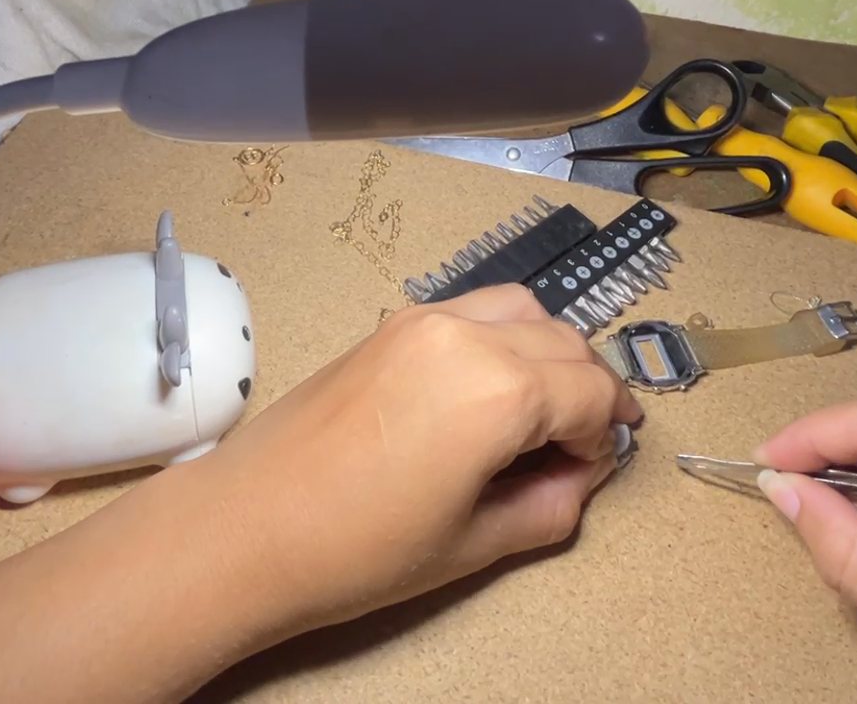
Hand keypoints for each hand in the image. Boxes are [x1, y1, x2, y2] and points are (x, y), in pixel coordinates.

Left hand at [179, 284, 640, 639]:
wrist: (253, 521)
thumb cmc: (361, 548)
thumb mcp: (474, 544)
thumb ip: (549, 505)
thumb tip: (578, 476)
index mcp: (496, 389)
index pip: (591, 392)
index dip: (604, 435)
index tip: (589, 470)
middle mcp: (466, 335)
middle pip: (564, 341)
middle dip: (586, 389)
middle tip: (577, 442)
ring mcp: (424, 319)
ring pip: (522, 309)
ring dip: (548, 350)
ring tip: (540, 405)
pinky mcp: (393, 321)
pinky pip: (472, 307)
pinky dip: (502, 332)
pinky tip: (488, 381)